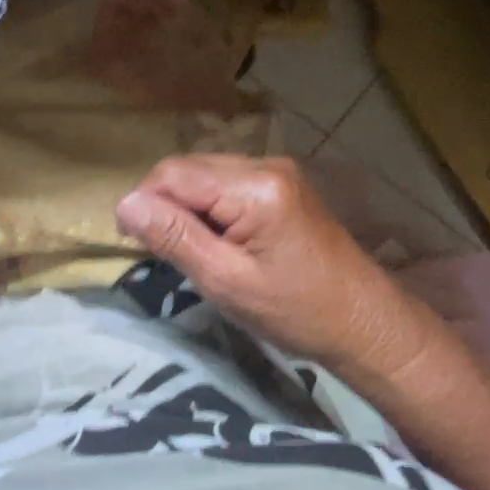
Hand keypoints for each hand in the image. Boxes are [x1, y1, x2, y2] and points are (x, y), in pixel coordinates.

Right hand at [115, 155, 443, 383]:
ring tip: (192, 250)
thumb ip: (174, 237)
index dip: (142, 204)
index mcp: (253, 188)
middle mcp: (265, 165)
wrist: (366, 324)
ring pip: (202, 174)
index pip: (171, 174)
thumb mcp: (225, 281)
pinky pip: (224, 183)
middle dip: (163, 204)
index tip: (137, 245)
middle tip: (165, 252)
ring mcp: (277, 172)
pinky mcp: (282, 184)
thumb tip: (123, 204)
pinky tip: (216, 241)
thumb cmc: (295, 311)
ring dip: (184, 206)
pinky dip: (207, 207)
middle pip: (185, 168)